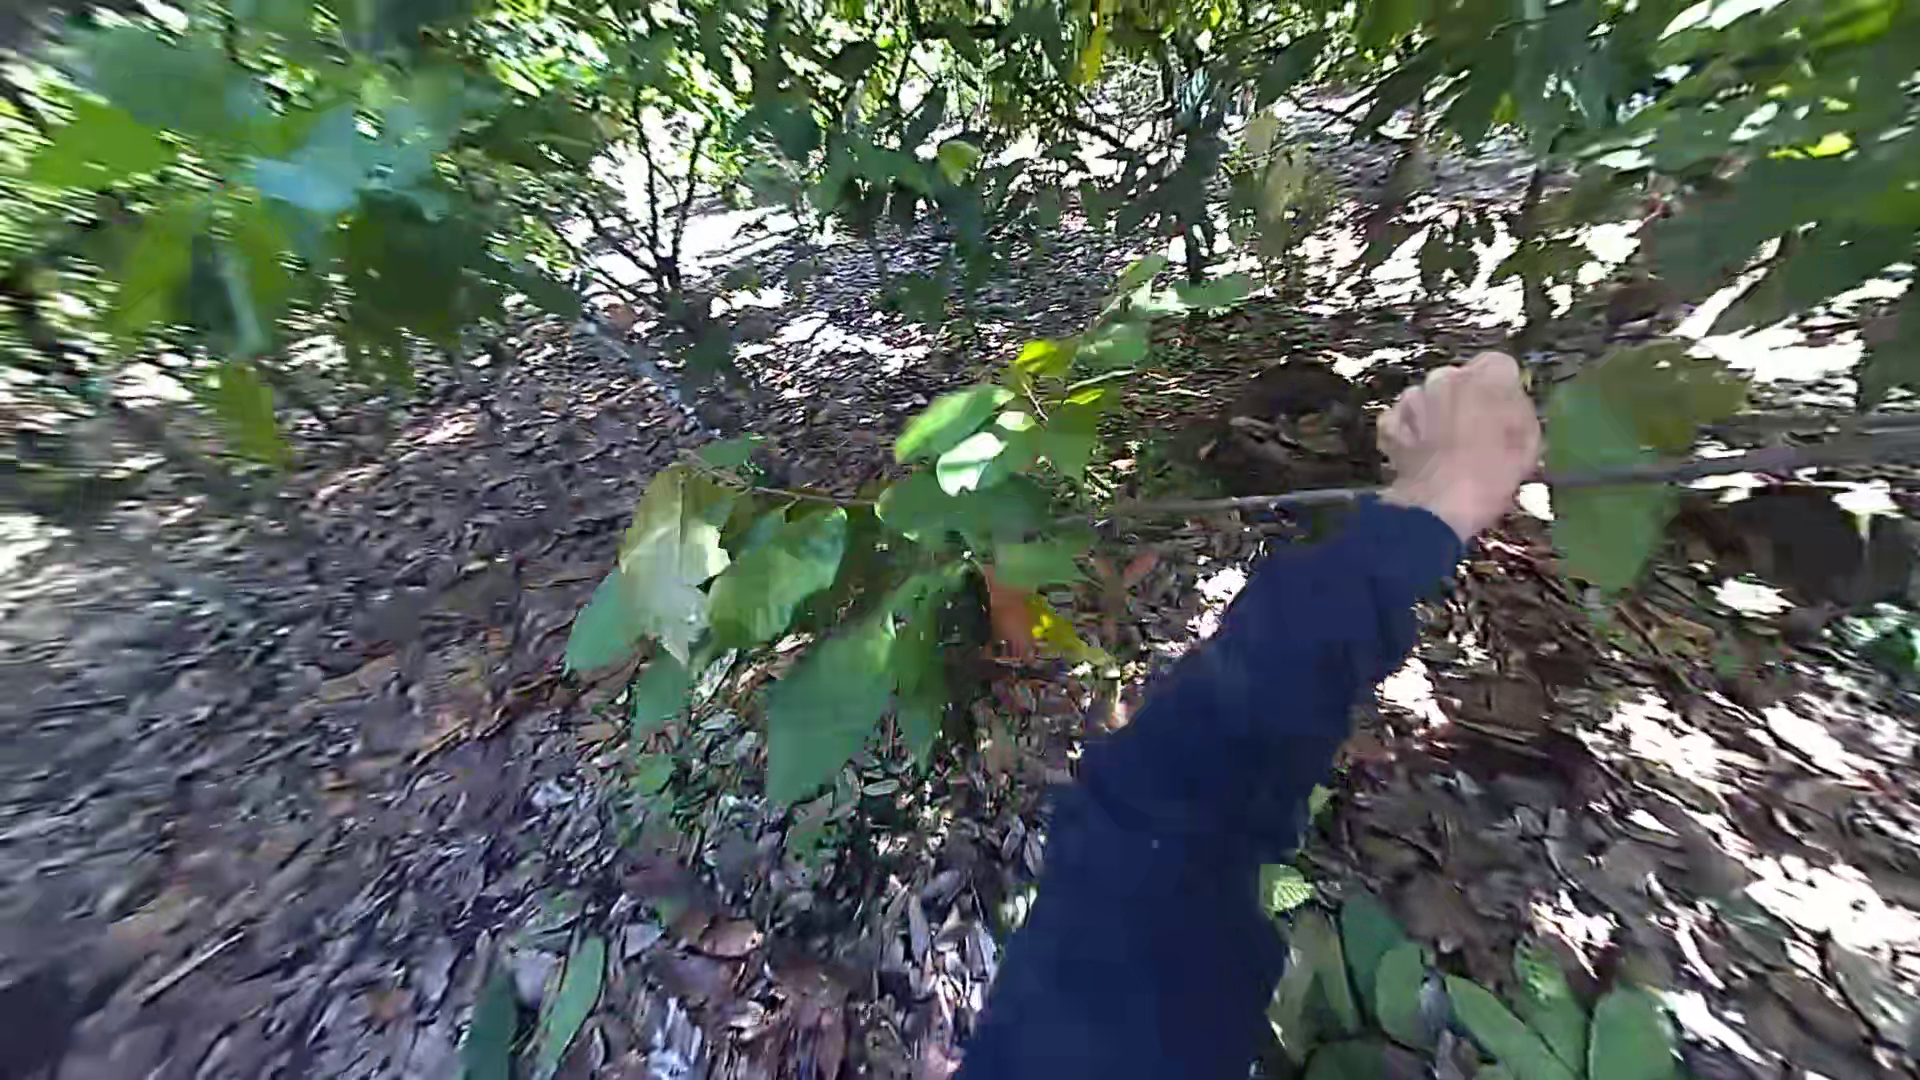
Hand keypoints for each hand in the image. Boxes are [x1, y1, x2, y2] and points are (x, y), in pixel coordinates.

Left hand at [1377, 351, 1540, 540]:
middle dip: (1461, 398)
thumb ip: (1515, 406)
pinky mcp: (1387, 421)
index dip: (1498, 388)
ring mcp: (1411, 399)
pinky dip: (1407, 430)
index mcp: (1488, 375)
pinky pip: (1400, 419)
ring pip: (1424, 397)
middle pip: (1455, 379)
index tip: (1499, 407)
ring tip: (1442, 444)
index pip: (1496, 365)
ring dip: (1432, 413)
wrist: (1441, 500)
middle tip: (1470, 428)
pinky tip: (1419, 450)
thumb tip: (1505, 399)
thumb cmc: (1494, 471)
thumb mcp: (1527, 436)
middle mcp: (1444, 378)